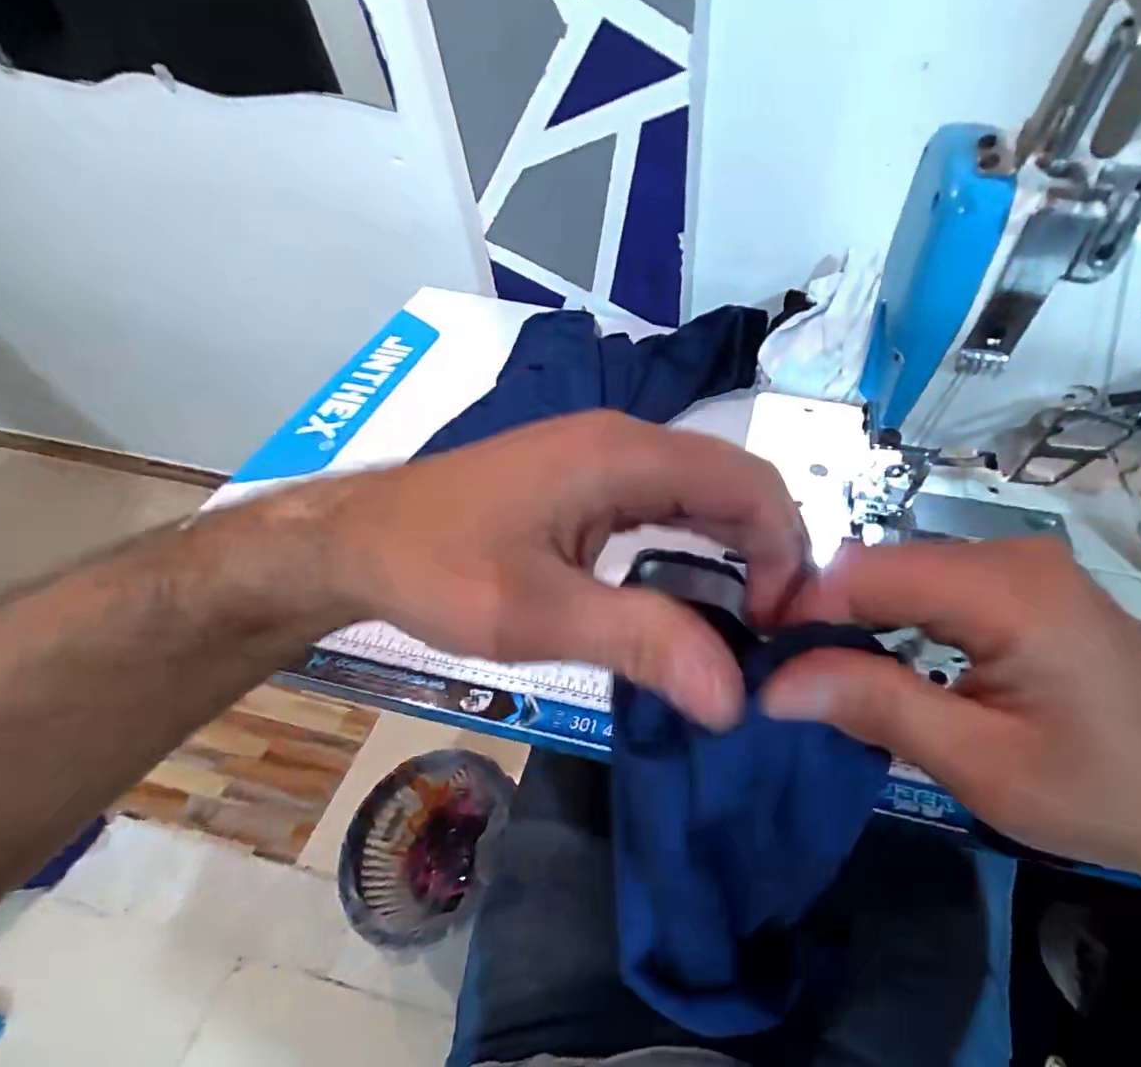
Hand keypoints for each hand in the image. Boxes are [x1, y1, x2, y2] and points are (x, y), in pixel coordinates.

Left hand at [242, 412, 808, 728]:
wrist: (357, 540)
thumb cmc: (438, 569)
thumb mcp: (538, 615)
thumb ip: (641, 644)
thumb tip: (731, 698)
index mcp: (623, 455)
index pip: (747, 482)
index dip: (783, 548)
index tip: (776, 623)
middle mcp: (626, 441)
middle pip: (734, 482)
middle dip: (770, 549)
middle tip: (770, 629)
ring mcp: (608, 455)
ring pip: (706, 491)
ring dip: (739, 545)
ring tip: (747, 616)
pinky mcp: (591, 477)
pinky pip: (670, 501)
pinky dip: (701, 541)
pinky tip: (698, 587)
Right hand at [760, 539, 1140, 925]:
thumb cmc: (1100, 794)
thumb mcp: (979, 762)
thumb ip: (876, 705)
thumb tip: (777, 682)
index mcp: (1008, 588)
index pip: (868, 570)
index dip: (805, 606)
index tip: (765, 657)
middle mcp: (1014, 554)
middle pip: (886, 565)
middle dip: (828, 612)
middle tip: (789, 672)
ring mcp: (1026, 563)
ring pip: (907, 572)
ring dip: (860, 616)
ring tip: (825, 670)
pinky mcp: (1028, 584)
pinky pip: (938, 584)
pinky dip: (898, 616)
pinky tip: (884, 656)